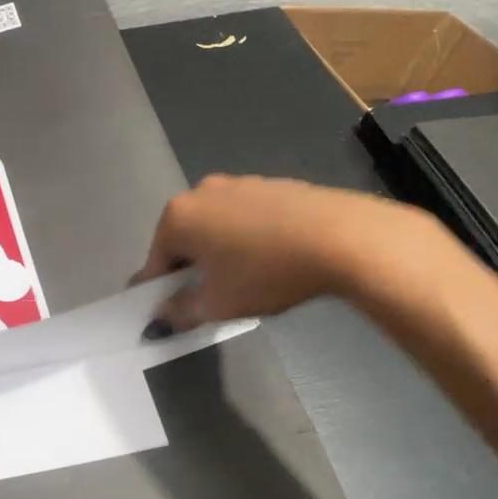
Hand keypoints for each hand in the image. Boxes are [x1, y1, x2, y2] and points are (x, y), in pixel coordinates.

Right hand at [134, 174, 437, 331]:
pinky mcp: (272, 184)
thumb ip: (180, 311)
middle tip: (217, 298)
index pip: (155, 262)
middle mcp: (200, 192)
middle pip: (184, 239)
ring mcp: (238, 183)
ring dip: (222, 252)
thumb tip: (162, 314)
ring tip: (252, 279)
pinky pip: (247, 217)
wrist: (342, 238)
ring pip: (217, 226)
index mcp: (178, 217)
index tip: (179, 314)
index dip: (162, 293)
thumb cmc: (267, 272)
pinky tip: (277, 259)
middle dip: (194, 269)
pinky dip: (251, 237)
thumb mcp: (218, 305)